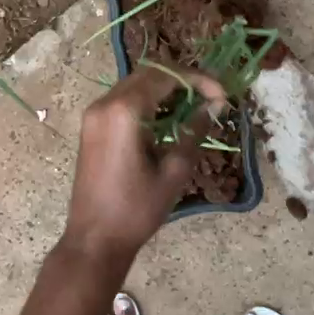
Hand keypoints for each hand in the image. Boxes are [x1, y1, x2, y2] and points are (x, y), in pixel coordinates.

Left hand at [59, 64, 226, 264]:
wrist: (94, 239)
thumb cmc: (136, 210)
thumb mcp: (173, 171)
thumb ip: (193, 132)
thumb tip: (213, 107)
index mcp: (124, 111)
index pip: (166, 76)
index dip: (198, 80)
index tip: (222, 95)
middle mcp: (104, 104)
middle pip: (148, 74)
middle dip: (182, 81)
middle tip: (211, 98)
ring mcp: (93, 116)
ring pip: (134, 86)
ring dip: (165, 91)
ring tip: (193, 109)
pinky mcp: (91, 129)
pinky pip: (122, 102)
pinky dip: (147, 104)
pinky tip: (167, 122)